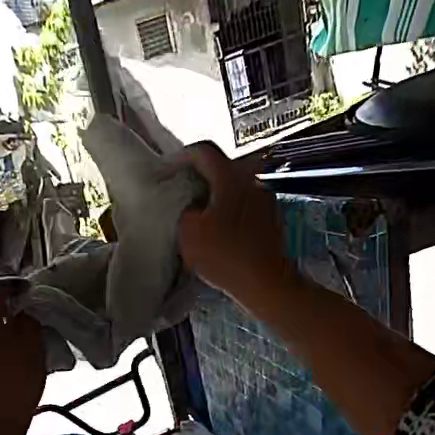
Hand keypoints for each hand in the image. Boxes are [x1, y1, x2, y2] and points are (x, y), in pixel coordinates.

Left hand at [0, 281, 46, 434]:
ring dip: (4, 328)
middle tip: (32, 314)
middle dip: (10, 309)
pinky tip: (15, 354)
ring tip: (27, 337)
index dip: (15, 285)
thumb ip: (27, 317)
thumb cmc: (16, 379)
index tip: (30, 290)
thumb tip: (22, 309)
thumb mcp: (32, 342)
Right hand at [173, 142, 298, 305]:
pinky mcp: (270, 217)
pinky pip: (242, 203)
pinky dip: (226, 208)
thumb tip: (189, 204)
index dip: (179, 157)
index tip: (164, 172)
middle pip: (219, 167)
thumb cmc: (225, 255)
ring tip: (195, 212)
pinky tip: (217, 229)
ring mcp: (264, 198)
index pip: (202, 151)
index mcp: (231, 178)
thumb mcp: (188, 232)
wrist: (265, 282)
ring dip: (212, 194)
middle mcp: (251, 180)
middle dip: (196, 176)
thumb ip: (183, 208)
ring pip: (232, 186)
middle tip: (177, 191)